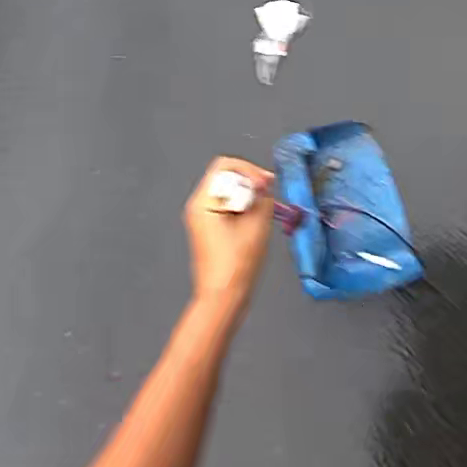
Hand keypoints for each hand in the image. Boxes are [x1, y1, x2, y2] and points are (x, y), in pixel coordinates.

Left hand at [183, 157, 275, 309]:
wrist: (222, 299)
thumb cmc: (236, 267)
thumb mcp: (256, 226)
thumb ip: (262, 199)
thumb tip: (264, 184)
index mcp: (203, 201)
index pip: (225, 166)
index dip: (249, 170)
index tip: (266, 183)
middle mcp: (198, 205)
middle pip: (224, 177)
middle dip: (248, 181)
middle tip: (269, 191)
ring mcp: (201, 217)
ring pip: (227, 191)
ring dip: (247, 195)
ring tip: (263, 208)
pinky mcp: (208, 228)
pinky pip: (226, 206)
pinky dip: (242, 207)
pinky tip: (254, 221)